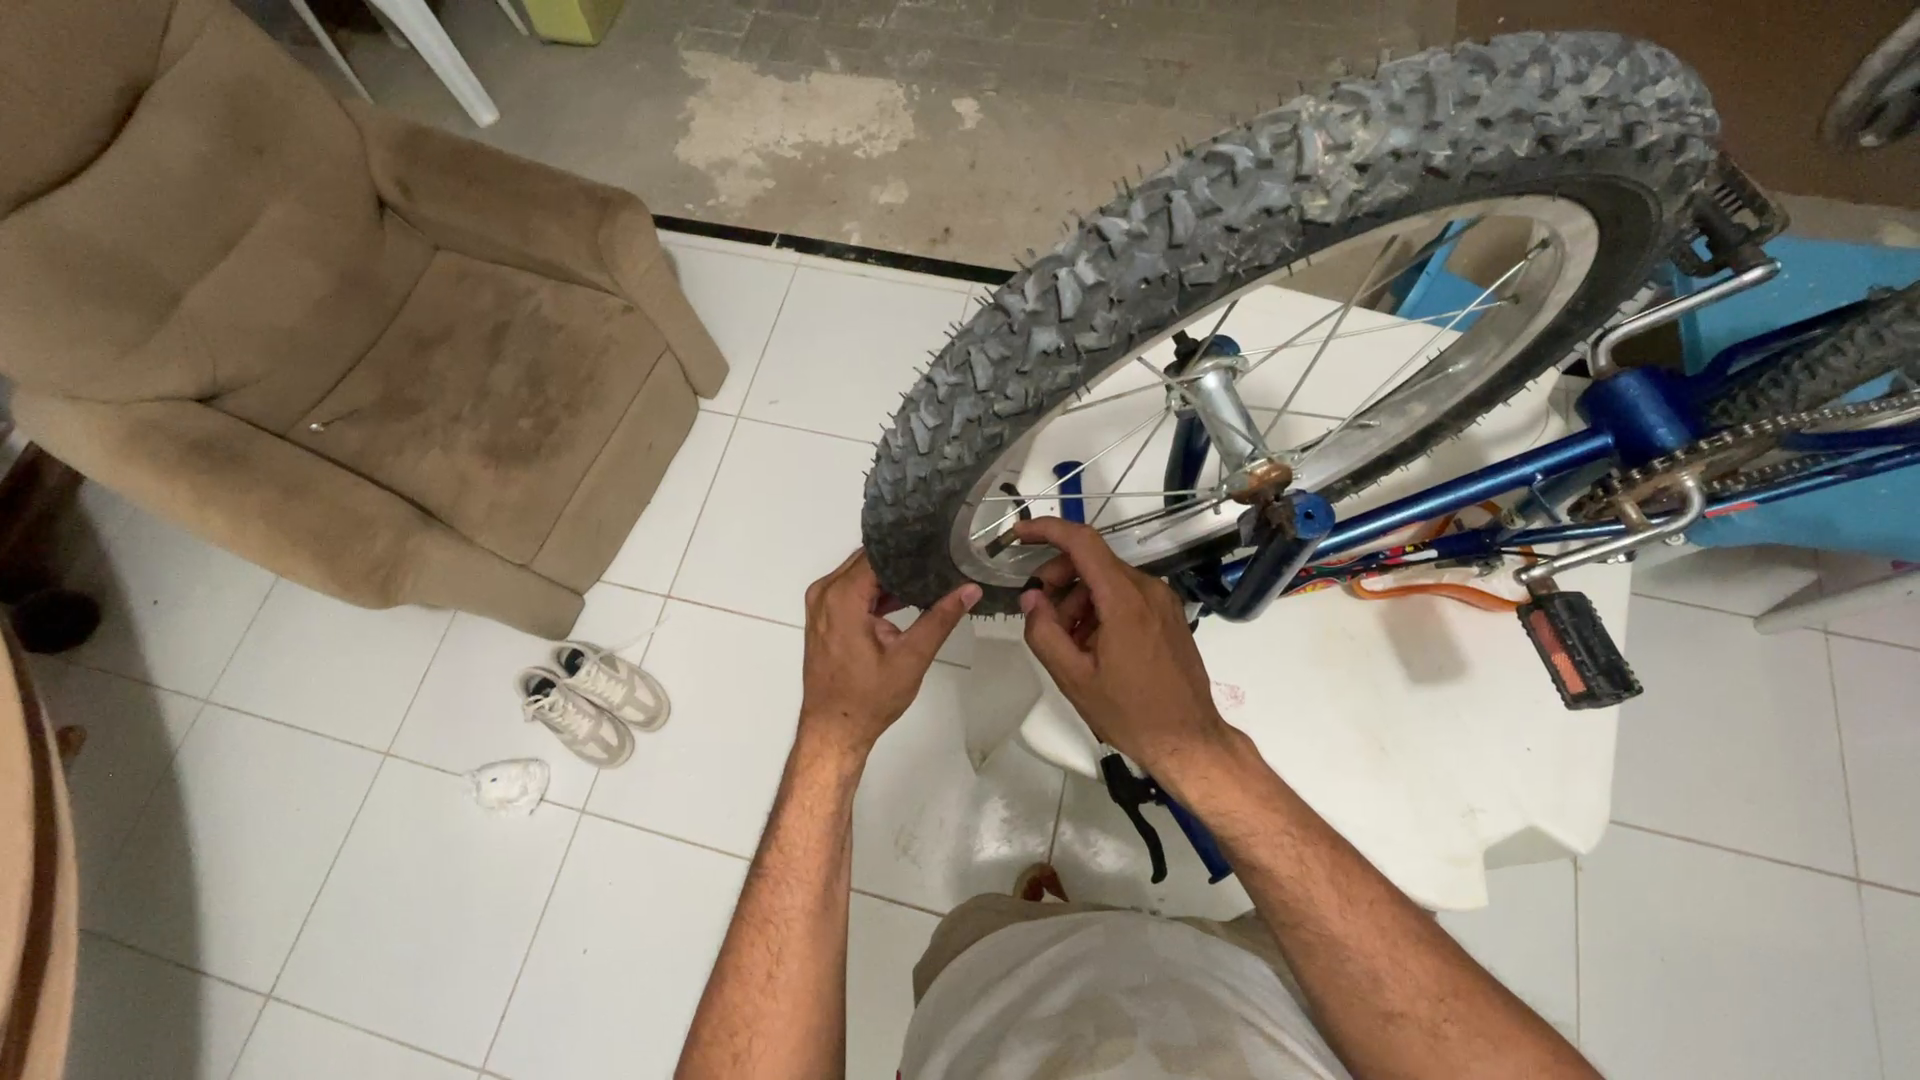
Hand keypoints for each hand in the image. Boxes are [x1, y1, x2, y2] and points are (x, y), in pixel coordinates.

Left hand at [799, 550, 980, 757]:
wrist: (834, 730)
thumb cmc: (869, 698)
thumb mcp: (911, 657)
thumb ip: (940, 619)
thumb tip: (970, 589)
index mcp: (842, 597)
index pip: (878, 553)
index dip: (908, 545)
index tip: (938, 539)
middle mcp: (825, 593)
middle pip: (868, 560)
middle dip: (903, 558)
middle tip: (941, 553)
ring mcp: (821, 604)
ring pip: (861, 574)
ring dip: (891, 576)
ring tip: (931, 571)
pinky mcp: (825, 617)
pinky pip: (852, 590)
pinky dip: (877, 591)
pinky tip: (908, 594)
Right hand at [1015, 518, 1229, 774]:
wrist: (1188, 740)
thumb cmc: (1130, 713)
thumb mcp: (1073, 677)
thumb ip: (1044, 632)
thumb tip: (1031, 597)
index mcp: (1124, 600)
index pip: (1082, 542)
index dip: (1046, 529)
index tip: (1018, 534)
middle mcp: (1148, 589)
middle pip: (1093, 561)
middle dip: (1058, 578)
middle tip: (1040, 613)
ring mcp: (1162, 601)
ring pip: (1107, 581)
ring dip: (1078, 600)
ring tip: (1067, 643)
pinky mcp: (1169, 615)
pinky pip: (1126, 597)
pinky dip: (1100, 609)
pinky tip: (1091, 646)